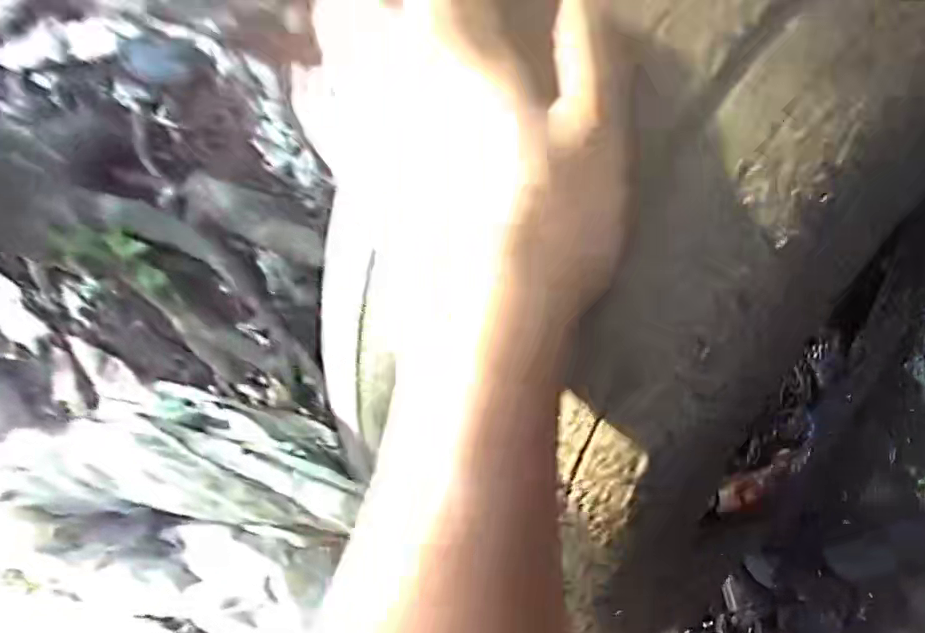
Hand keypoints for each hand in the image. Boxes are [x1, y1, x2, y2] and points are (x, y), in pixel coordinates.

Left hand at [309, 0, 629, 309]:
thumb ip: (590, 55)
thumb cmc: (554, 219)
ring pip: (344, 24)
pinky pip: (326, 86)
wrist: (490, 309)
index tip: (528, 7)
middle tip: (462, 24)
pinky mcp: (359, 158)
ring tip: (408, 32)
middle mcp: (388, 52)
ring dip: (373, 19)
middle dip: (436, 8)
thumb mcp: (598, 138)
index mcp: (452, 32)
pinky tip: (342, 74)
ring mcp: (364, 107)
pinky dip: (330, 66)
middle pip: (388, 0)